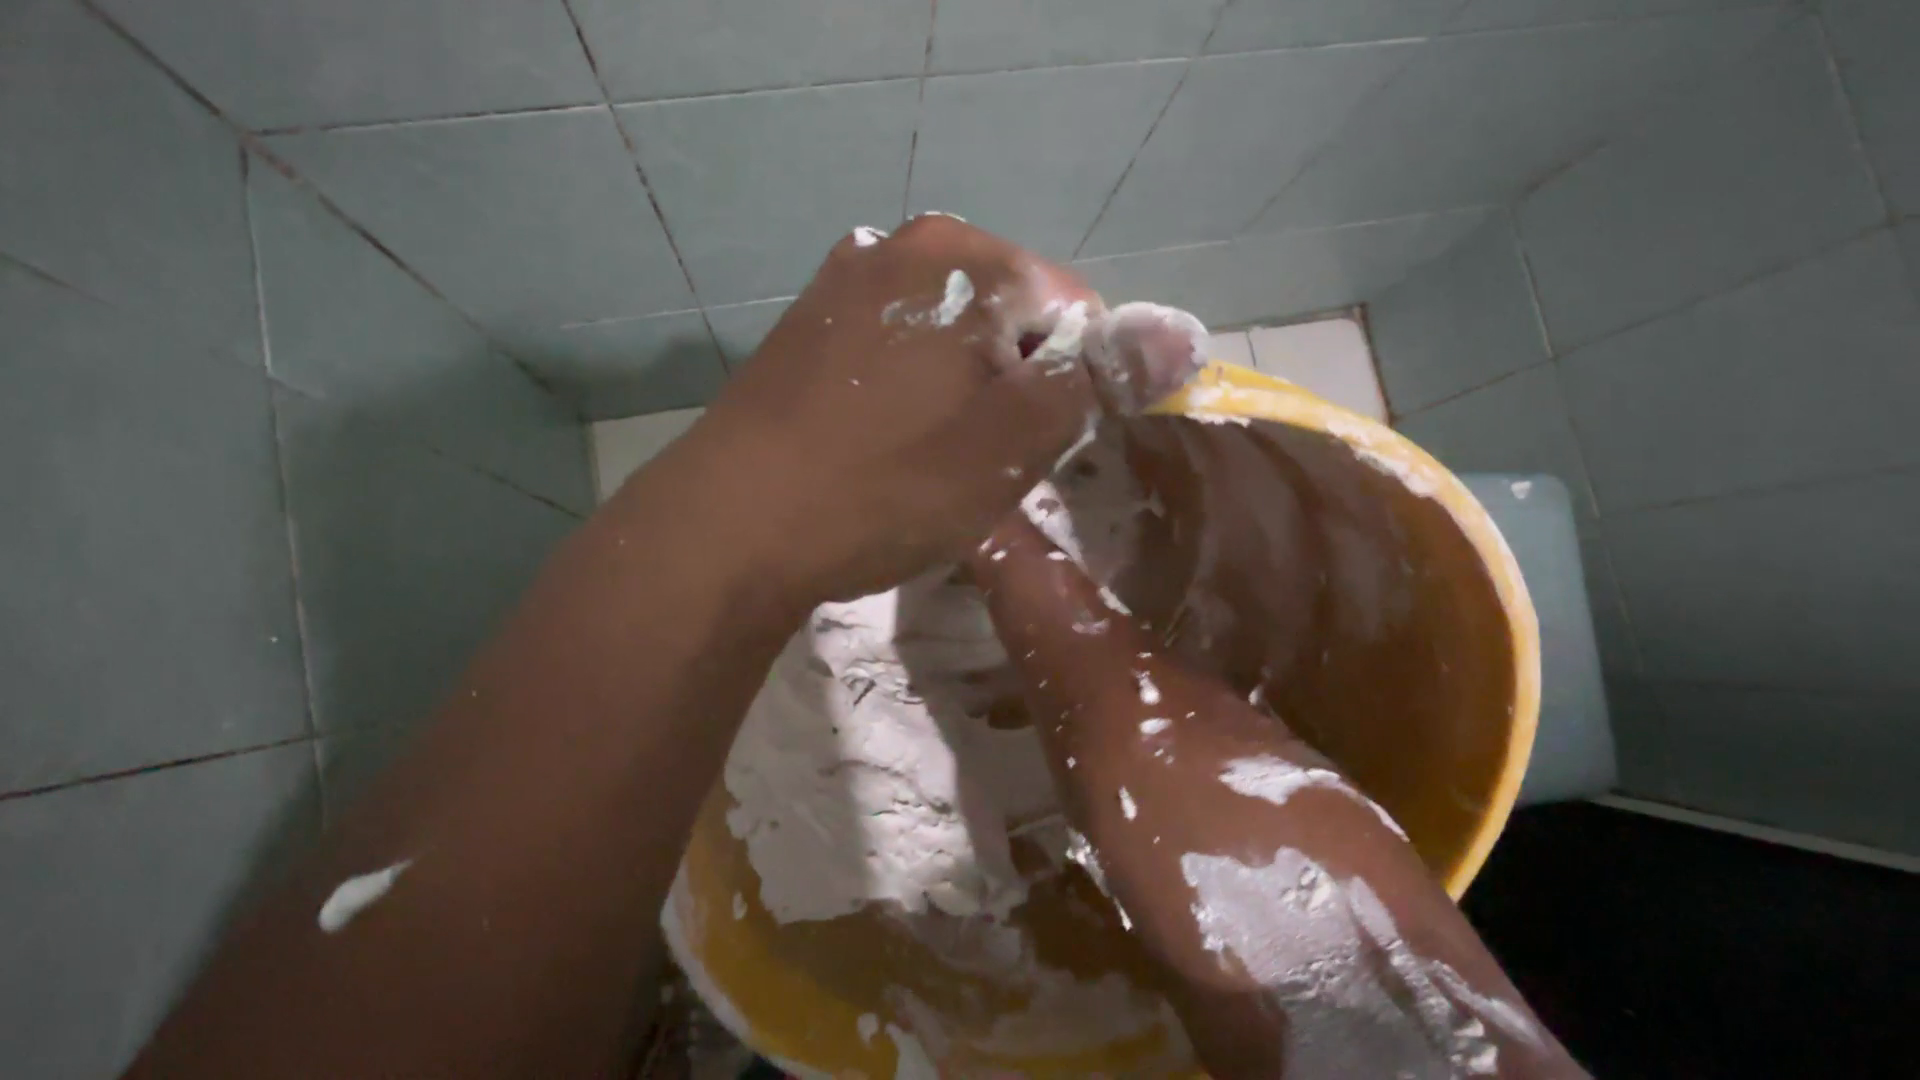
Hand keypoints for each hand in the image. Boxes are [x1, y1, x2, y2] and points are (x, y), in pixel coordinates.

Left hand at [684, 216, 1104, 604]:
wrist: (732, 524)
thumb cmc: (887, 483)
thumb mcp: (1012, 441)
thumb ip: (1098, 378)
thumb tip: (1179, 333)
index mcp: (963, 258)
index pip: (1074, 306)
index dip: (1076, 382)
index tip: (1039, 445)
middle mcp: (901, 248)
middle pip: (1007, 316)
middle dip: (1015, 385)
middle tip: (984, 460)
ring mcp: (843, 283)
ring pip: (949, 338)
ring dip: (962, 394)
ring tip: (932, 459)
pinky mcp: (805, 329)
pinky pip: (893, 353)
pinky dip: (909, 394)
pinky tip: (884, 445)